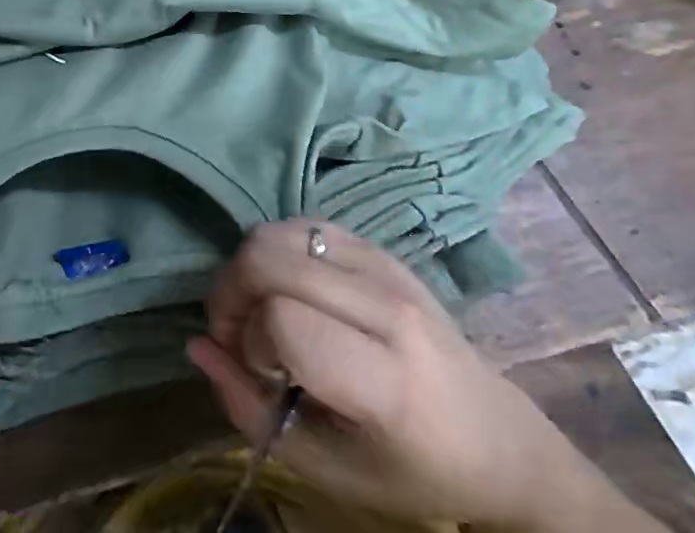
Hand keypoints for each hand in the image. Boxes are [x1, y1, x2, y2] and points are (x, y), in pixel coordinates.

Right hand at [189, 221, 662, 531]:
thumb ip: (249, 408)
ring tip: (262, 308)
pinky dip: (280, 250)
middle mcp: (389, 309)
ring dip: (251, 266)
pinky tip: (290, 288)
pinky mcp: (385, 250)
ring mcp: (389, 269)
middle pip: (270, 256)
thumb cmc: (412, 470)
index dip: (249, 340)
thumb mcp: (325, 466)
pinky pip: (306, 224)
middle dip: (233, 290)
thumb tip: (197, 346)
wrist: (497, 438)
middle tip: (238, 330)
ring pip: (281, 231)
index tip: (259, 371)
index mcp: (385, 379)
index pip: (283, 318)